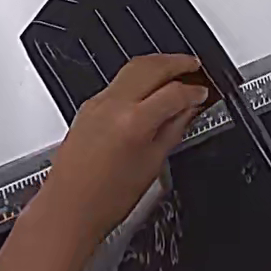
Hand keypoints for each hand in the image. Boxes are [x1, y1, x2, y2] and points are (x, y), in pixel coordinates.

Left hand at [39, 54, 211, 248]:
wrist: (68, 209)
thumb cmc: (104, 199)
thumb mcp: (152, 164)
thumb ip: (173, 129)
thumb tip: (187, 110)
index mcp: (133, 121)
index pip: (174, 92)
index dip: (194, 90)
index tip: (202, 92)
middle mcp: (113, 105)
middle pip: (151, 66)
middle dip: (176, 62)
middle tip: (193, 65)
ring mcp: (97, 102)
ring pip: (132, 67)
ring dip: (157, 64)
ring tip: (175, 70)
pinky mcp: (87, 106)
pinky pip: (118, 81)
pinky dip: (138, 77)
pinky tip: (149, 87)